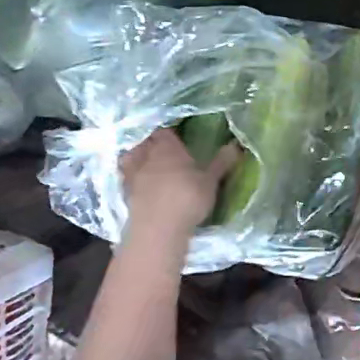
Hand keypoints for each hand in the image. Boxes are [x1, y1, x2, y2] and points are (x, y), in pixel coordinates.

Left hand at [119, 128, 240, 235]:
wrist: (158, 228)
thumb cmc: (188, 198)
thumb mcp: (210, 181)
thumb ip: (221, 163)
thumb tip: (235, 145)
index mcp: (168, 147)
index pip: (165, 131)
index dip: (170, 134)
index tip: (177, 138)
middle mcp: (147, 155)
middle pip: (147, 142)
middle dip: (153, 143)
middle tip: (163, 150)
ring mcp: (132, 173)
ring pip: (131, 157)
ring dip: (137, 157)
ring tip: (146, 163)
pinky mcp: (124, 192)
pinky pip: (126, 178)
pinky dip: (130, 178)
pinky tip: (138, 184)